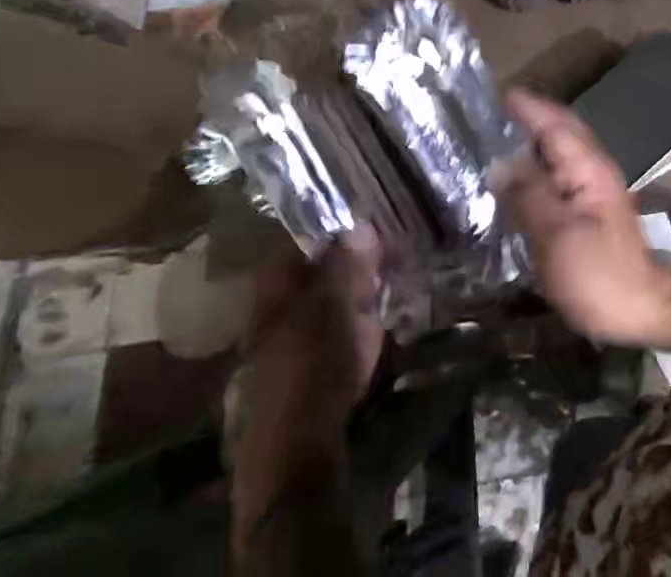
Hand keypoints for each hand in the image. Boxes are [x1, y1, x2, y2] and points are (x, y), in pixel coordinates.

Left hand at [229, 233, 382, 544]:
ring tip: (393, 278)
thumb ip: (347, 265)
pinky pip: (336, 322)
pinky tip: (379, 318)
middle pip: (317, 266)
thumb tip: (359, 223)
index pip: (302, 238)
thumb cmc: (314, 367)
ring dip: (359, 284)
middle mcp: (277, 305)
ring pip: (328, 295)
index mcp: (276, 286)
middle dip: (354, 255)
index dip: (336, 226)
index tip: (373, 222)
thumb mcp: (337, 308)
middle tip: (392, 249)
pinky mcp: (307, 362)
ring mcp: (289, 336)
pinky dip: (358, 313)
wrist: (295, 447)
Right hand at [503, 88, 670, 346]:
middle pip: (561, 133)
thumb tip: (500, 163)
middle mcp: (594, 170)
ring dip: (533, 141)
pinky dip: (537, 167)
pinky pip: (560, 175)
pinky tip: (517, 180)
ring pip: (560, 153)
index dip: (529, 108)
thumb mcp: (557, 235)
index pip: (556, 125)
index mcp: (588, 169)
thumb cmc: (599, 274)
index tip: (498, 93)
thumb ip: (529, 194)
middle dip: (530, 118)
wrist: (642, 309)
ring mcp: (595, 190)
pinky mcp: (591, 210)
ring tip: (496, 139)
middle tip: (491, 112)